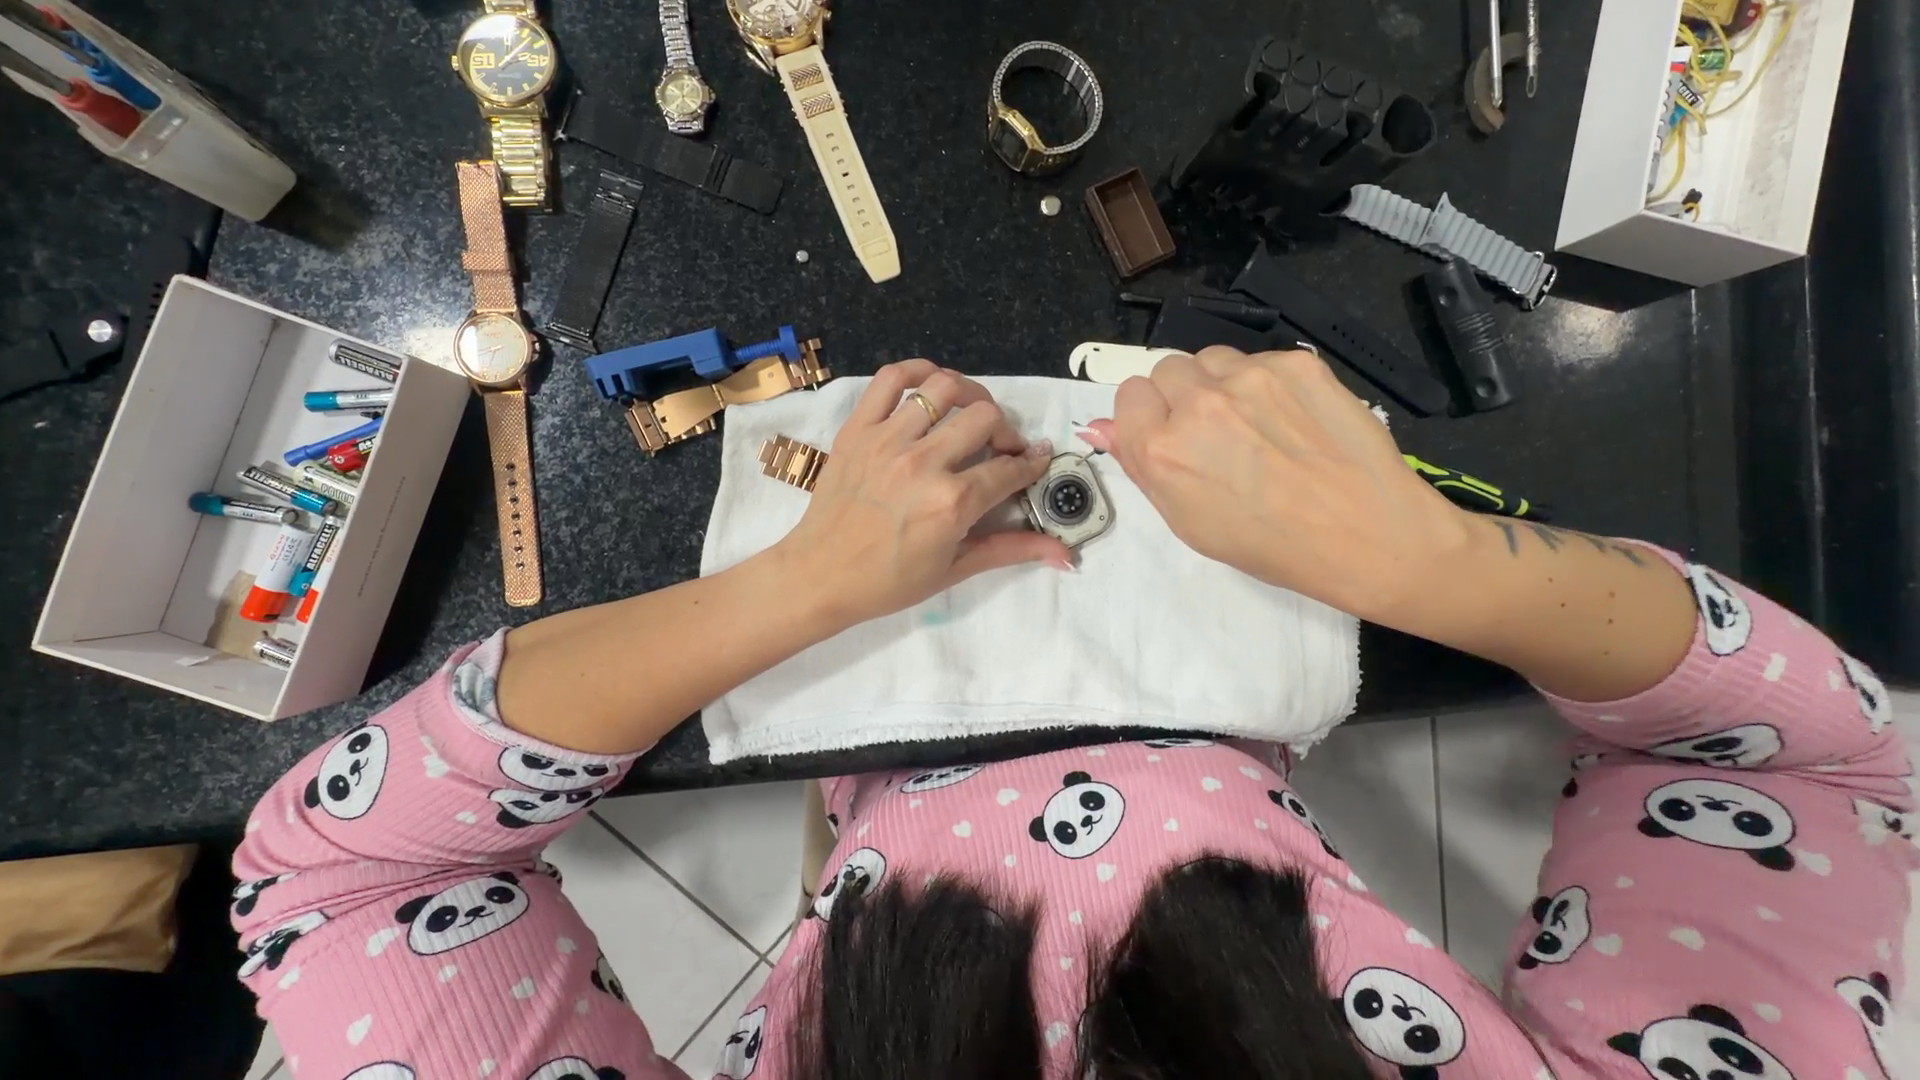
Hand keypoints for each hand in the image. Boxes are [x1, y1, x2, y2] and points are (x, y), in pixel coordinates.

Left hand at [774, 360, 1070, 625]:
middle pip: (985, 417)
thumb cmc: (888, 582)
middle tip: (1002, 447)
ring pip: (944, 388)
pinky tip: (931, 384)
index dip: (1031, 464)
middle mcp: (924, 463)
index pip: (1008, 468)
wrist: (819, 576)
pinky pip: (890, 379)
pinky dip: (916, 370)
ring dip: (969, 396)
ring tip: (971, 414)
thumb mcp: (954, 569)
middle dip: (1005, 430)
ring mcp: (887, 440)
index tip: (1036, 460)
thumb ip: (1011, 550)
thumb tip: (1066, 555)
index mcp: (952, 503)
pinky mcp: (858, 429)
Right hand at [1081, 347, 1472, 621]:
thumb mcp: (1187, 521)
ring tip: (1253, 425)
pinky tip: (1290, 419)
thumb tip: (1100, 427)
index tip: (1169, 438)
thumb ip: (1140, 466)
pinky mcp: (1296, 364)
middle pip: (1166, 370)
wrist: (1366, 534)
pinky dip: (1264, 383)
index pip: (1128, 396)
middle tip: (1213, 435)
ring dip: (1218, 383)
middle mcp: (1197, 404)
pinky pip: (1258, 360)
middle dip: (1180, 397)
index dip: (1147, 418)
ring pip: (1210, 358)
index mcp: (1161, 450)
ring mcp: (1250, 378)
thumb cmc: (1270, 544)